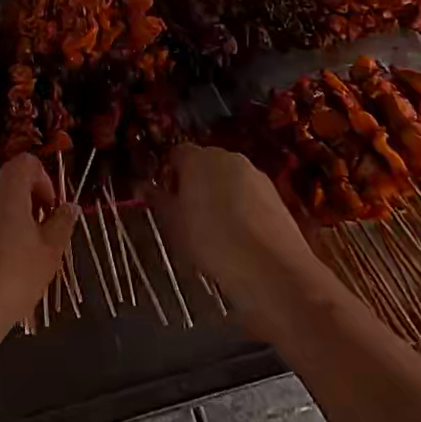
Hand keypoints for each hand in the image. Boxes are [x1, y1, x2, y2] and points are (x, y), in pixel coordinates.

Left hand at [0, 154, 77, 357]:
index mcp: (6, 185)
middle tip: (30, 234)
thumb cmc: (8, 281)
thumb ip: (61, 224)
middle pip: (3, 180)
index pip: (28, 163)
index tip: (47, 212)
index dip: (43, 182)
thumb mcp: (48, 255)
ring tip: (1, 253)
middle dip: (20, 199)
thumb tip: (68, 207)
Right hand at [144, 145, 333, 337]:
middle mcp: (229, 158)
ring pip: (229, 179)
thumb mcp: (174, 225)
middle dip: (195, 183)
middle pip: (205, 163)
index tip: (165, 198)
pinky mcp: (275, 193)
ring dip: (220, 195)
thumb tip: (145, 188)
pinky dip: (242, 208)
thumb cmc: (211, 243)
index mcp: (199, 159)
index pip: (177, 154)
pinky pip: (249, 194)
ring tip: (215, 230)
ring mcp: (256, 174)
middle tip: (187, 215)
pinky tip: (239, 236)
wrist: (270, 267)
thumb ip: (159, 201)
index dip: (169, 174)